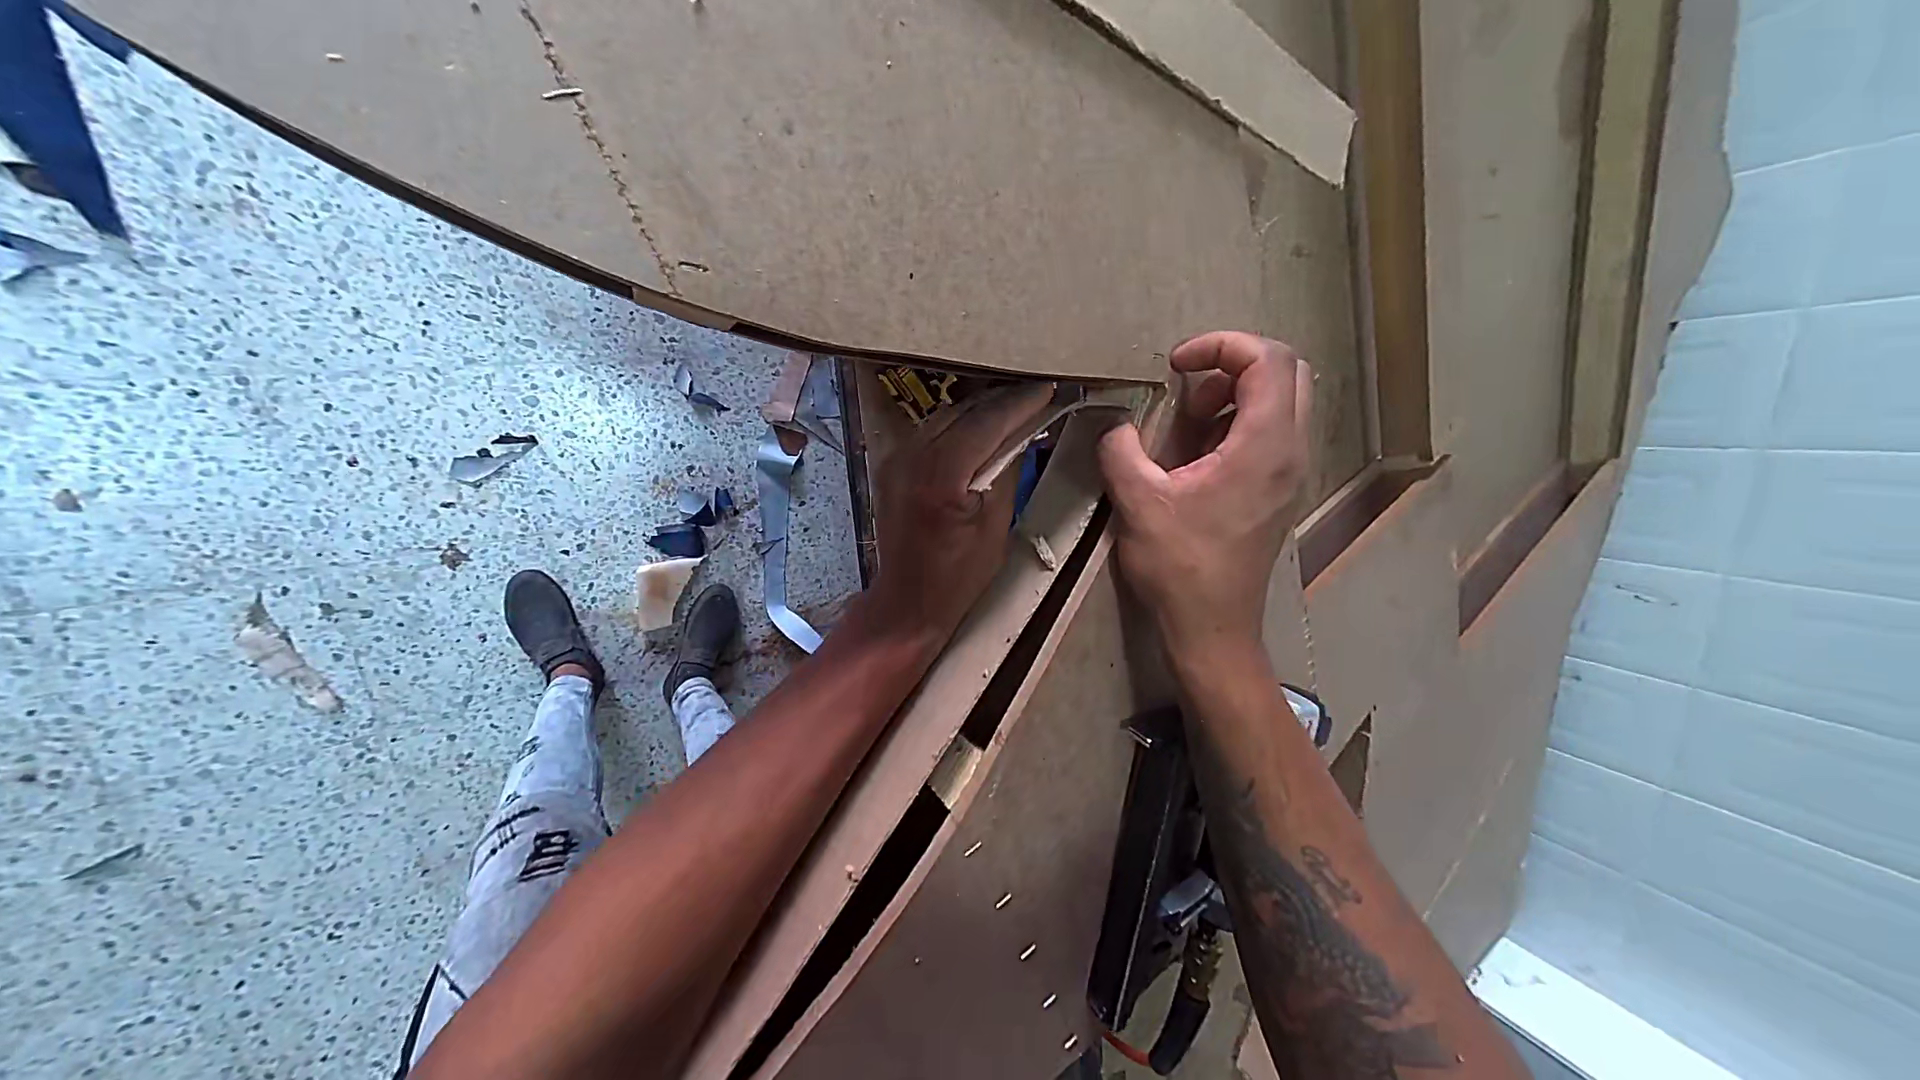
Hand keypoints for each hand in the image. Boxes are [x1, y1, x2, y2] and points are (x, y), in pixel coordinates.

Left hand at [862, 381, 1054, 643]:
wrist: (908, 601)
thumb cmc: (959, 576)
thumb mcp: (996, 524)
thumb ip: (1006, 468)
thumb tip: (1024, 430)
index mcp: (939, 475)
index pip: (986, 421)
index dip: (1020, 402)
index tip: (1048, 386)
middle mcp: (910, 456)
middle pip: (963, 410)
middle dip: (1002, 399)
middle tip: (1037, 392)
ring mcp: (895, 457)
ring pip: (945, 415)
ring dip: (980, 409)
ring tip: (1015, 405)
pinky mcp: (890, 463)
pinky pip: (931, 430)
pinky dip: (958, 424)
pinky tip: (981, 426)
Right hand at [1098, 332, 1312, 653]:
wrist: (1211, 626)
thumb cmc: (1179, 567)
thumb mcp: (1137, 503)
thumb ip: (1120, 451)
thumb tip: (1114, 425)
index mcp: (1263, 446)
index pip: (1267, 359)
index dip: (1220, 345)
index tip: (1176, 364)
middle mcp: (1290, 452)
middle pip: (1286, 371)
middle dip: (1234, 364)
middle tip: (1188, 386)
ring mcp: (1290, 472)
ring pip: (1283, 400)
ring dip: (1236, 393)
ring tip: (1189, 420)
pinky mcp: (1278, 490)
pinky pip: (1272, 432)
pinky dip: (1238, 422)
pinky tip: (1198, 453)